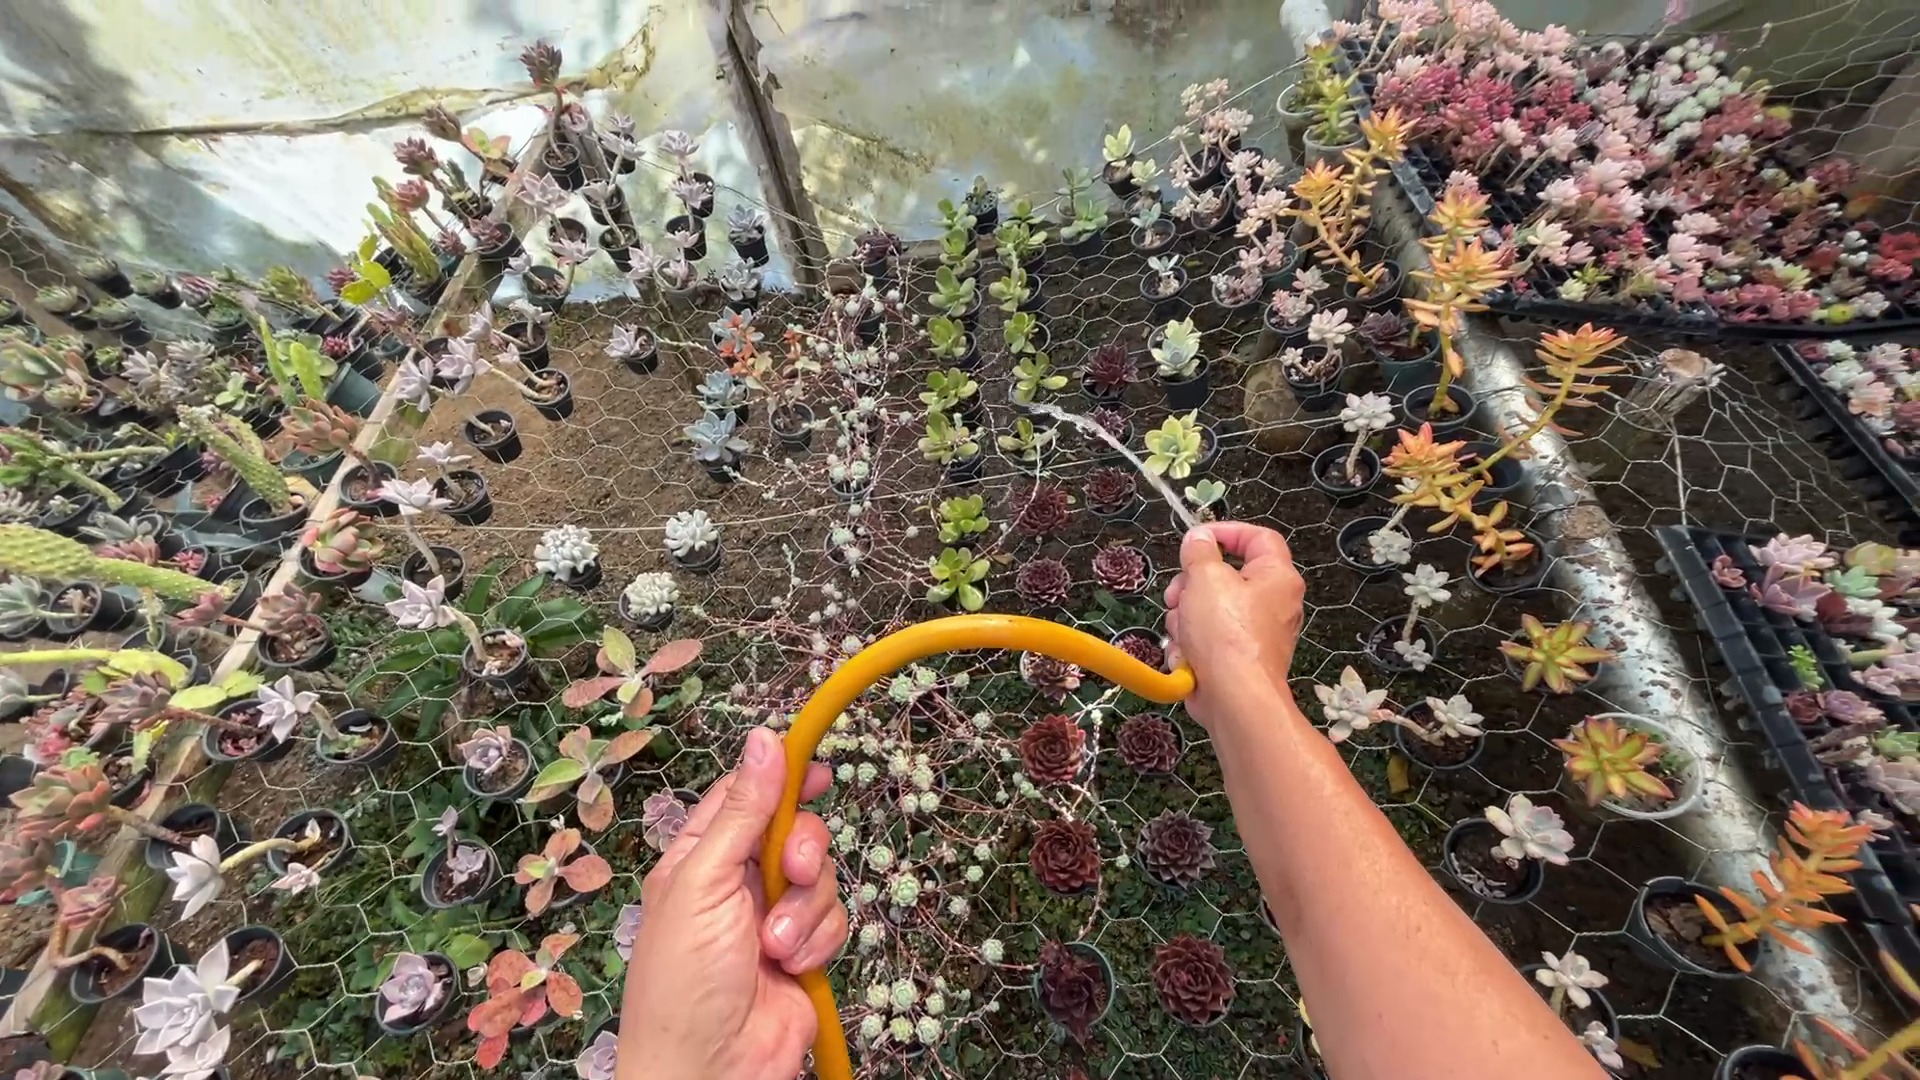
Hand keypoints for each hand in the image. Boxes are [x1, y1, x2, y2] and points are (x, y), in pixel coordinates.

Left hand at [619, 727, 846, 1079]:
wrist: (712, 1076)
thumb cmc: (685, 979)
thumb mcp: (704, 882)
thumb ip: (743, 811)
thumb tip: (764, 737)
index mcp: (702, 856)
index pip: (746, 796)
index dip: (781, 777)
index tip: (816, 769)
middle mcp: (740, 879)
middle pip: (794, 830)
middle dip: (802, 849)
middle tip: (792, 871)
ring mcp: (775, 913)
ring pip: (820, 873)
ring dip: (805, 908)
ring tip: (776, 945)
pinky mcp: (805, 945)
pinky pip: (832, 915)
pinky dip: (817, 938)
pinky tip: (793, 965)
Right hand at [1164, 522, 1305, 727]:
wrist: (1233, 697)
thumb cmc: (1225, 632)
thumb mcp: (1205, 578)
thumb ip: (1199, 552)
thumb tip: (1198, 539)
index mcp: (1277, 577)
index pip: (1258, 537)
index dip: (1225, 531)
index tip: (1195, 539)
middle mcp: (1273, 603)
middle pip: (1225, 576)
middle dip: (1192, 583)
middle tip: (1176, 593)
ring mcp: (1255, 633)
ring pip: (1210, 608)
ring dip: (1186, 615)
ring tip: (1180, 629)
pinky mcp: (1237, 657)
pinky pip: (1209, 636)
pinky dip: (1192, 641)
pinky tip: (1186, 652)